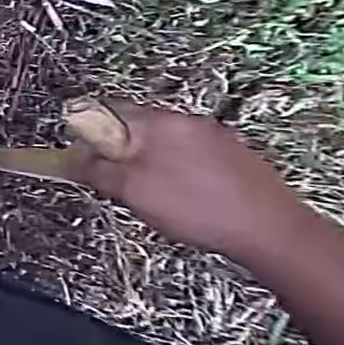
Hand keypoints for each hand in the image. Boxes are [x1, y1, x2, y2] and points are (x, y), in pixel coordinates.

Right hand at [68, 100, 330, 260]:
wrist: (274, 233)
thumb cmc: (195, 208)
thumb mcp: (128, 190)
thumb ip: (93, 169)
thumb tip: (69, 157)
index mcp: (158, 121)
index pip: (106, 111)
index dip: (89, 135)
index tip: (88, 161)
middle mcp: (187, 121)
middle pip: (134, 128)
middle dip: (120, 154)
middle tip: (121, 185)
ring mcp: (215, 137)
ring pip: (162, 145)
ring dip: (149, 165)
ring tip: (156, 197)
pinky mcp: (236, 156)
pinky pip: (190, 157)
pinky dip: (178, 173)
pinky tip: (187, 200)